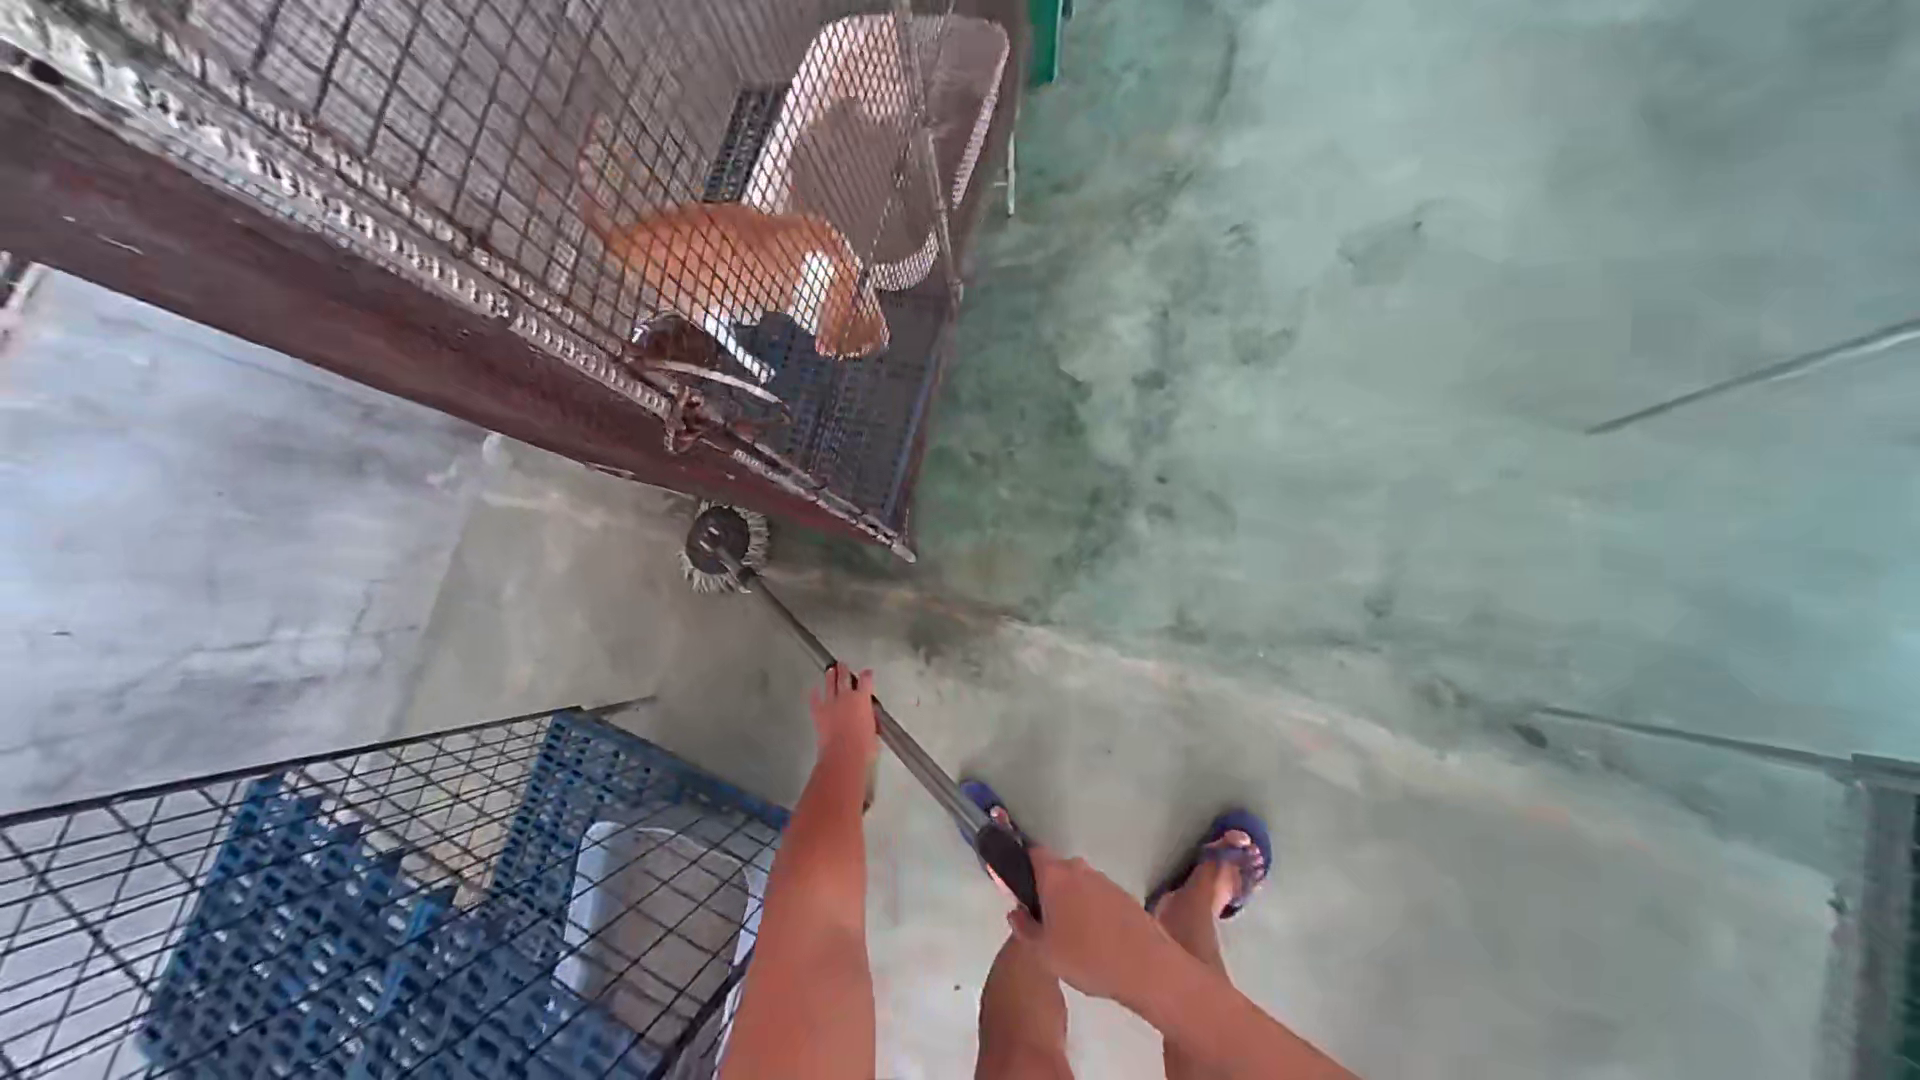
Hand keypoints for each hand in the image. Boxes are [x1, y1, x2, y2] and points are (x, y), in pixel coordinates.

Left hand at [809, 664, 878, 765]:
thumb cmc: (864, 747)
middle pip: (844, 678)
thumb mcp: (874, 731)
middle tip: (842, 664)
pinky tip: (813, 690)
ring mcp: (830, 703)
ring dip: (830, 677)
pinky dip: (814, 694)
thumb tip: (870, 719)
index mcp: (863, 699)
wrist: (843, 756)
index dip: (867, 675)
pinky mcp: (818, 713)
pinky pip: (815, 700)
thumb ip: (871, 720)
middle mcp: (846, 697)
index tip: (867, 672)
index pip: (866, 681)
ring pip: (830, 685)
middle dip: (844, 670)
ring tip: (830, 670)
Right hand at [1004, 847, 1172, 1004]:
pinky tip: (1097, 939)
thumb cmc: (1087, 957)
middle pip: (1056, 870)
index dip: (1024, 867)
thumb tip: (1016, 913)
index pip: (1033, 853)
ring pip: (1078, 884)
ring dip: (1072, 900)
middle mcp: (1079, 869)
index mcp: (1055, 875)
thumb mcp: (1043, 953)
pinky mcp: (1123, 894)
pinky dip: (1093, 910)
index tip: (1021, 891)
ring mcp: (1104, 880)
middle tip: (1045, 920)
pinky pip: (1098, 896)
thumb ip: (1024, 929)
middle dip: (1048, 889)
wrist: (1146, 967)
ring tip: (1073, 936)